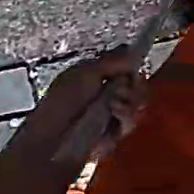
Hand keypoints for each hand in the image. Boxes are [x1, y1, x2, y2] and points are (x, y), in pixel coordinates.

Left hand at [10, 46, 146, 171]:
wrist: (54, 137)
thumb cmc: (64, 100)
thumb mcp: (87, 71)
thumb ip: (114, 60)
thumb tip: (136, 56)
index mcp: (97, 76)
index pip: (126, 67)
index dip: (133, 67)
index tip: (132, 69)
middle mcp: (107, 93)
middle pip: (137, 83)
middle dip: (134, 84)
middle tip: (121, 88)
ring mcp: (113, 113)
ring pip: (139, 101)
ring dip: (130, 100)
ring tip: (114, 105)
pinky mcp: (116, 133)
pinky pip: (133, 120)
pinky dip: (127, 115)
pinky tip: (115, 114)